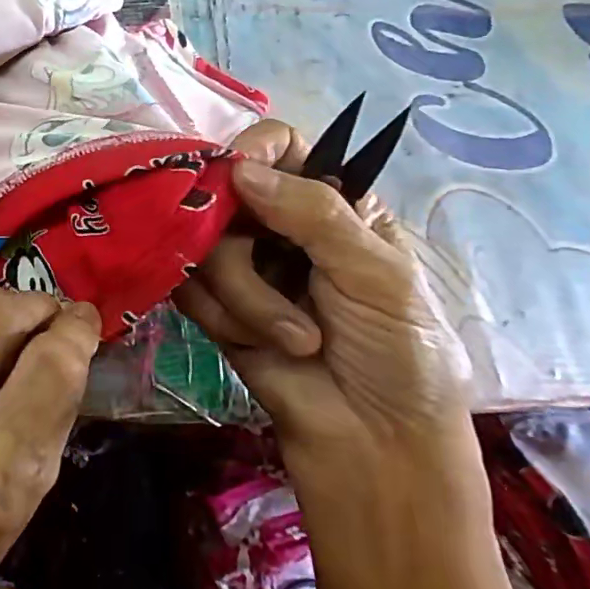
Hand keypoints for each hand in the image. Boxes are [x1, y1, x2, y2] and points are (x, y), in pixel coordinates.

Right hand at [172, 120, 471, 466]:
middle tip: (277, 274)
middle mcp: (278, 228)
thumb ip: (314, 214)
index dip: (255, 151)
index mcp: (331, 206)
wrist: (371, 440)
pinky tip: (256, 343)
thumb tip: (238, 168)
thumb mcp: (377, 275)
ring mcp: (242, 267)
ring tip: (294, 337)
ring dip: (247, 298)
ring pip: (203, 248)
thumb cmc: (400, 352)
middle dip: (245, 248)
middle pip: (225, 198)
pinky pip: (189, 288)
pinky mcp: (213, 305)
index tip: (239, 174)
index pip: (280, 148)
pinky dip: (224, 317)